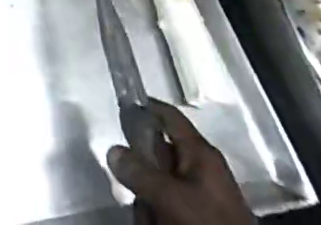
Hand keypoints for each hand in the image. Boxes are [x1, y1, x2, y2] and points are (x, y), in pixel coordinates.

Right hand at [107, 99, 254, 224]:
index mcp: (201, 152)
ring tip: (149, 216)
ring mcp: (205, 194)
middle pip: (160, 154)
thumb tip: (114, 150)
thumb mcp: (168, 195)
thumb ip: (139, 171)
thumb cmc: (206, 222)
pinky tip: (157, 223)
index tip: (122, 108)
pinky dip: (159, 214)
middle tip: (130, 183)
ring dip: (148, 198)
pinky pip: (171, 205)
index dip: (145, 107)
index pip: (169, 115)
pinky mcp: (204, 215)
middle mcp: (203, 167)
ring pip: (162, 183)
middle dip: (142, 170)